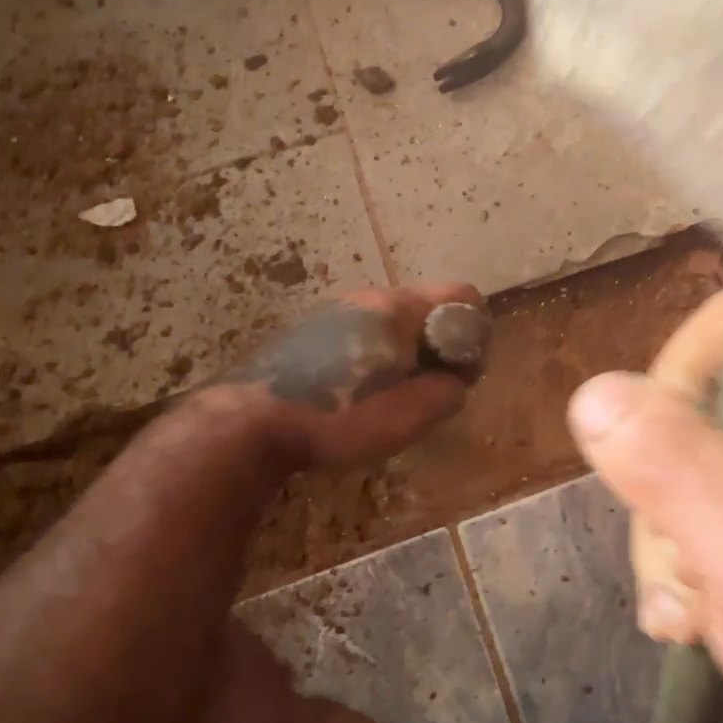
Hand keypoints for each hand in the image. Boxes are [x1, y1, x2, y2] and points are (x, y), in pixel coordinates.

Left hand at [205, 283, 485, 470]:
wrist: (245, 426)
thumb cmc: (338, 417)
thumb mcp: (411, 415)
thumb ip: (448, 391)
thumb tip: (453, 383)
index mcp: (397, 308)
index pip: (463, 296)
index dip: (477, 335)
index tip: (464, 376)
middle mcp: (367, 299)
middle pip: (428, 310)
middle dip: (442, 348)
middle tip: (434, 393)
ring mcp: (333, 314)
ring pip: (393, 325)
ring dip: (408, 356)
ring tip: (394, 399)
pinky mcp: (307, 335)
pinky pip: (362, 337)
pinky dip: (376, 360)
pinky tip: (357, 397)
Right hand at [567, 288, 722, 722]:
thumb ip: (690, 476)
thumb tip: (595, 396)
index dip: (679, 390)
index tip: (660, 474)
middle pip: (693, 395)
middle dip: (668, 492)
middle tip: (690, 573)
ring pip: (679, 452)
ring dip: (666, 540)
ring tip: (697, 612)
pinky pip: (689, 495)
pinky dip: (676, 558)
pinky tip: (693, 616)